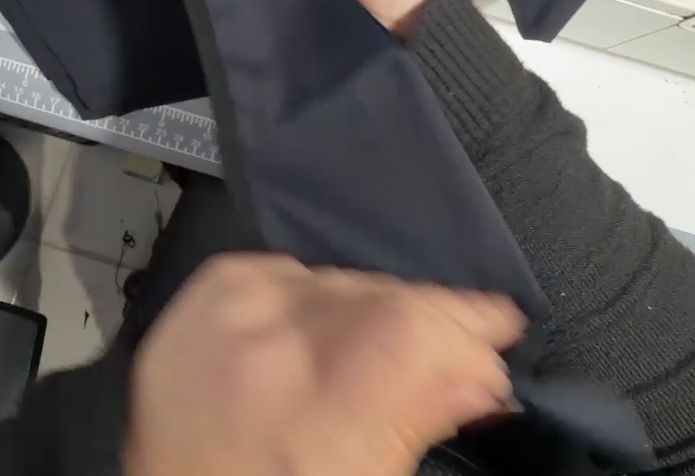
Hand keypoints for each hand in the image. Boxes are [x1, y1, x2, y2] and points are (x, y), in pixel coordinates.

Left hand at [125, 253, 523, 475]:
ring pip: (337, 278)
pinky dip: (319, 294)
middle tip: (461, 347)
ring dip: (378, 306)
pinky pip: (287, 269)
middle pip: (375, 295)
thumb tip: (480, 374)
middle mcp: (260, 357)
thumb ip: (416, 422)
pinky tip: (331, 325)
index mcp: (308, 426)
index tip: (496, 335)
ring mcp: (223, 319)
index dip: (464, 322)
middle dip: (433, 317)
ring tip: (396, 343)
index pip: (405, 326)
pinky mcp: (198, 300)